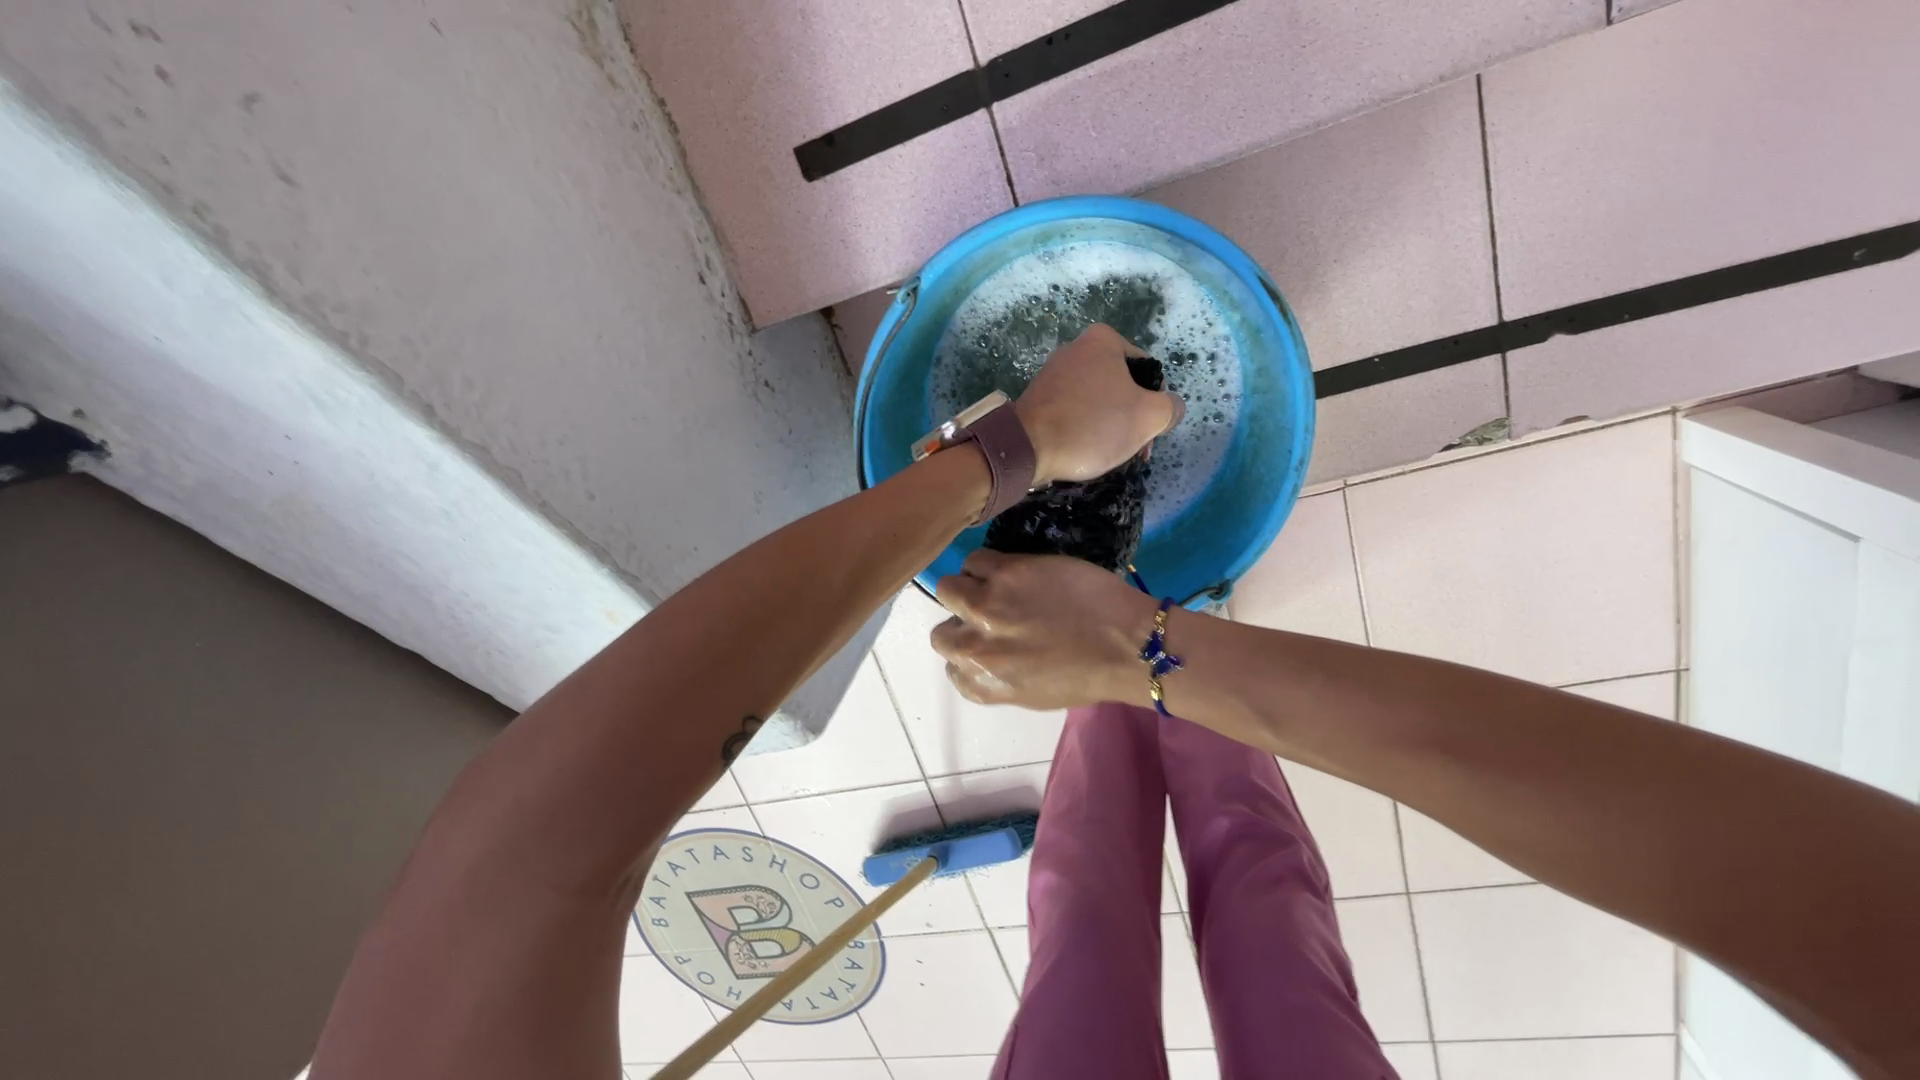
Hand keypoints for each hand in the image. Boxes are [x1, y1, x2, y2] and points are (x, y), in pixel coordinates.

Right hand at [930, 550, 1158, 708]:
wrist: (1127, 645)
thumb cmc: (1089, 674)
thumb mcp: (1032, 693)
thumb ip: (998, 676)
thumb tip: (985, 656)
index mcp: (984, 683)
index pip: (951, 666)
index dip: (968, 651)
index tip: (986, 641)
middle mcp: (975, 648)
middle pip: (941, 631)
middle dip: (963, 622)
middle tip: (990, 613)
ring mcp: (987, 606)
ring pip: (949, 588)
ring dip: (969, 587)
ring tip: (999, 586)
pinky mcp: (1006, 572)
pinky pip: (976, 559)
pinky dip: (987, 564)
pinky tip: (1012, 570)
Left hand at [1014, 325, 1184, 484]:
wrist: (1027, 448)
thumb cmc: (1092, 425)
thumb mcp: (1149, 416)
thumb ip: (1171, 407)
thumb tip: (1171, 408)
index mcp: (1103, 339)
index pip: (1149, 371)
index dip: (1156, 404)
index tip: (1148, 434)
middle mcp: (1076, 348)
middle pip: (1123, 387)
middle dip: (1132, 419)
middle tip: (1133, 450)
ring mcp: (1054, 373)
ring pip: (1099, 402)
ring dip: (1111, 428)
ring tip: (1109, 455)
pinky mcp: (1039, 398)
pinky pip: (1074, 412)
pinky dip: (1085, 430)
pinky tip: (1085, 451)